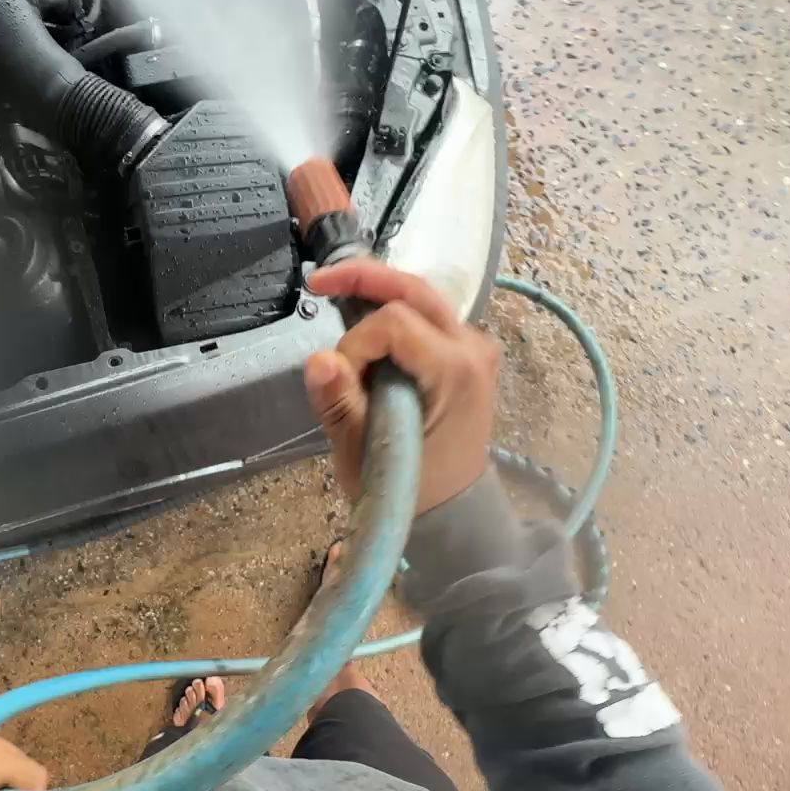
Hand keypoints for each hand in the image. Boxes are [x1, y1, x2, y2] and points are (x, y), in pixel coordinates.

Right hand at [303, 261, 499, 517]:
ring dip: (375, 294)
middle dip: (363, 279)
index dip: (354, 342)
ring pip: (420, 296)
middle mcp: (472, 349)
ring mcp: (472, 348)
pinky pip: (424, 315)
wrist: (450, 511)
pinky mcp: (462, 354)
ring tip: (333, 296)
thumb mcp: (362, 453)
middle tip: (317, 281)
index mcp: (455, 372)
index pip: (394, 323)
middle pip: (413, 290)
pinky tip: (359, 317)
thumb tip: (319, 360)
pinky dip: (389, 310)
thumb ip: (341, 404)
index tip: (338, 378)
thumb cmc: (406, 486)